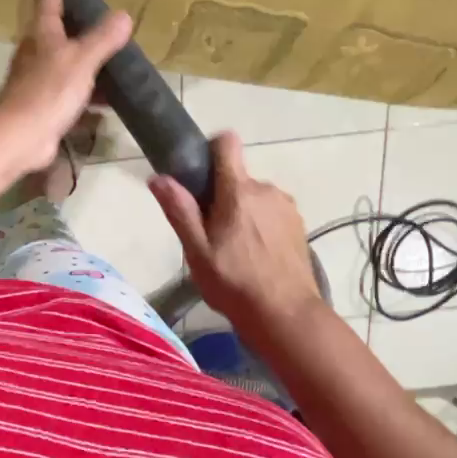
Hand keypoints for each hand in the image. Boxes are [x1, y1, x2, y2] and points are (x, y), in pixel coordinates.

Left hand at [0, 0, 132, 169]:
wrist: (22, 138)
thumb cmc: (49, 92)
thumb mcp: (82, 60)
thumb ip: (102, 39)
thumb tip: (123, 16)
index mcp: (43, 33)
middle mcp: (36, 53)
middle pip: (57, 31)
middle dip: (75, 24)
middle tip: (98, 17)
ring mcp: (37, 81)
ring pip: (66, 63)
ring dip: (88, 63)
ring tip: (115, 63)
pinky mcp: (42, 107)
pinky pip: (70, 93)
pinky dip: (88, 94)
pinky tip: (107, 103)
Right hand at [149, 131, 324, 325]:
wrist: (284, 313)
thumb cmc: (233, 282)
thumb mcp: (197, 251)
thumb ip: (179, 211)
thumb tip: (159, 178)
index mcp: (238, 191)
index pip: (226, 144)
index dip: (209, 151)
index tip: (197, 177)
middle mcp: (266, 189)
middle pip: (236, 178)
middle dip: (221, 197)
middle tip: (209, 235)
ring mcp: (286, 206)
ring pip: (254, 198)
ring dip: (242, 213)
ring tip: (233, 251)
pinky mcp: (298, 224)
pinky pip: (271, 213)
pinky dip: (259, 226)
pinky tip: (255, 257)